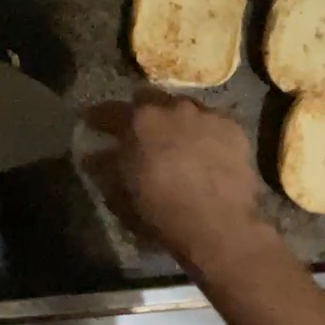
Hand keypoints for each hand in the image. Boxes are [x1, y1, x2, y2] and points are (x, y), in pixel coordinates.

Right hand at [84, 91, 273, 270]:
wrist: (218, 224)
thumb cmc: (161, 213)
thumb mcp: (121, 197)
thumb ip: (105, 171)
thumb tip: (93, 157)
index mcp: (138, 123)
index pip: (108, 111)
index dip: (97, 117)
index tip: (90, 121)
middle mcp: (172, 108)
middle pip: (150, 100)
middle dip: (141, 112)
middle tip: (138, 131)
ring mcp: (206, 114)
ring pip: (183, 108)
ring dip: (174, 120)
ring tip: (174, 140)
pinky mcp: (234, 127)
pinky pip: (211, 122)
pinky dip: (203, 133)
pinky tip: (204, 151)